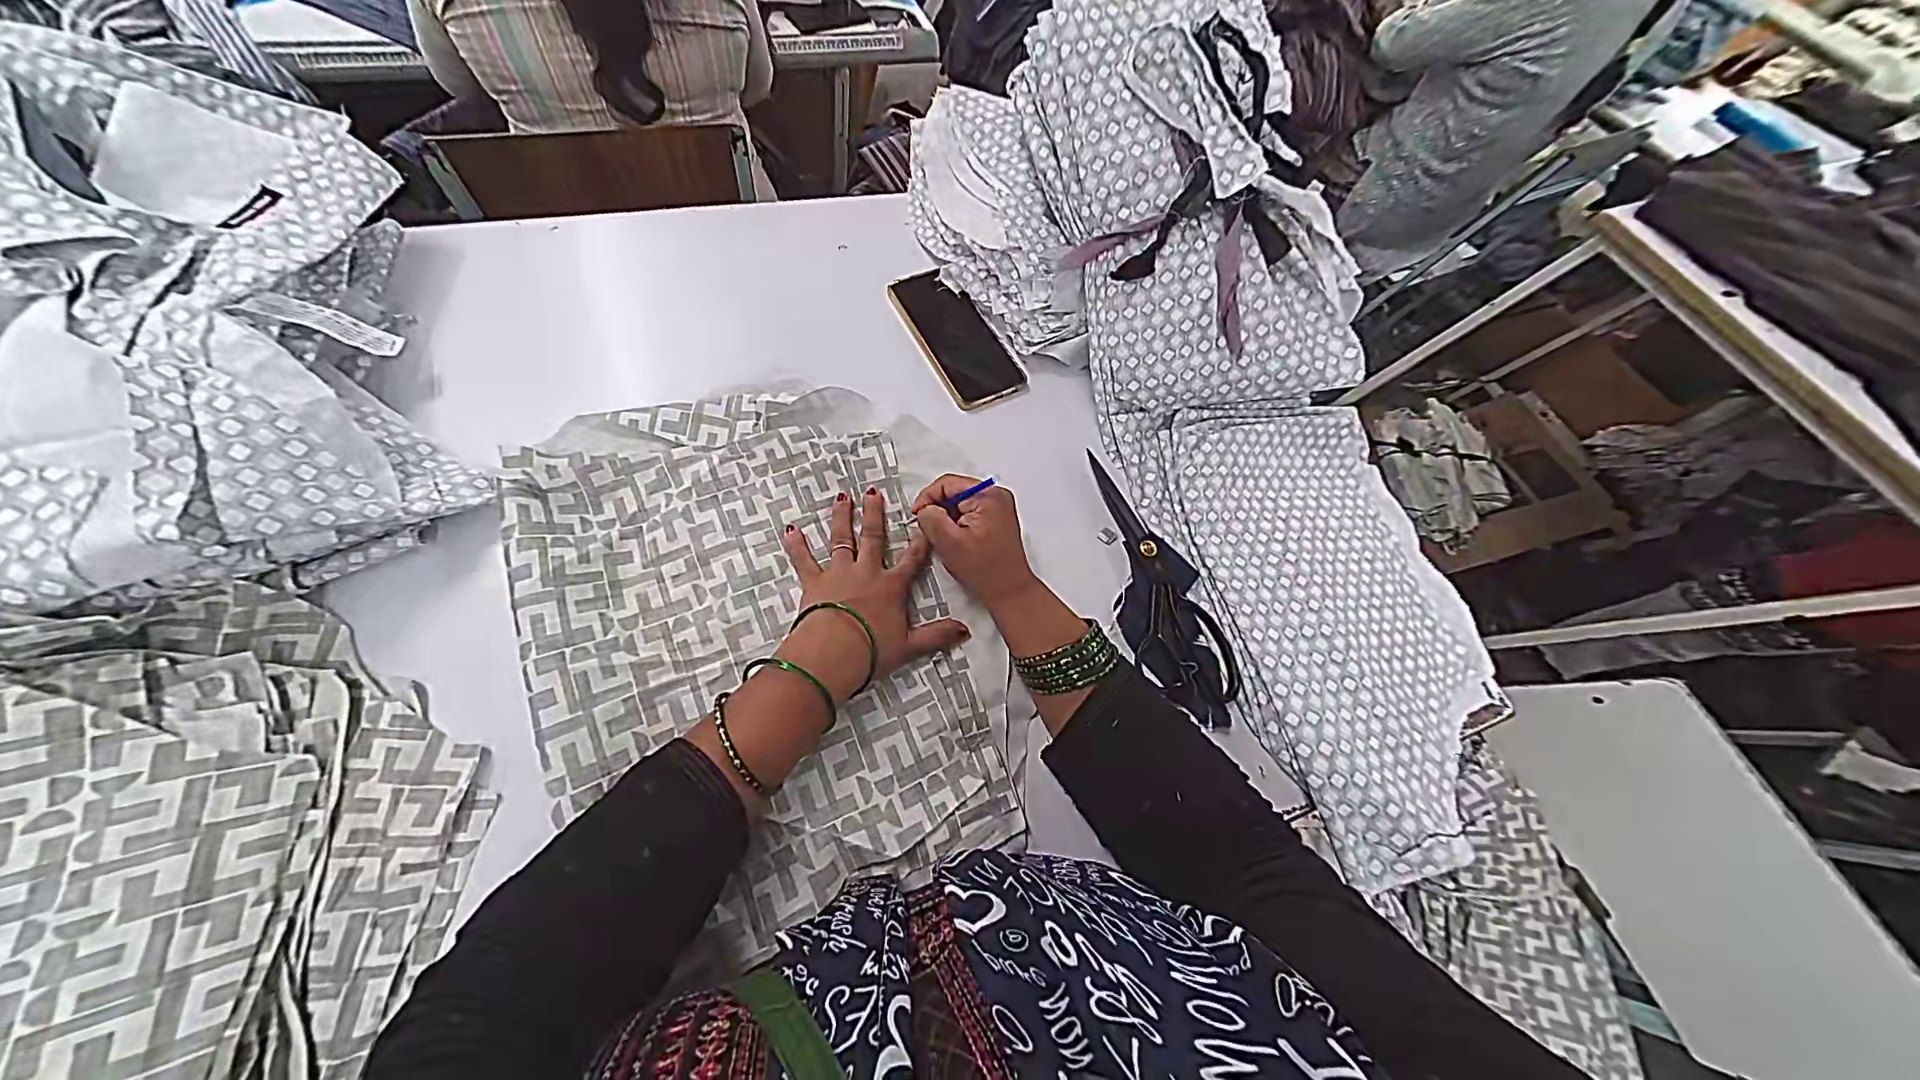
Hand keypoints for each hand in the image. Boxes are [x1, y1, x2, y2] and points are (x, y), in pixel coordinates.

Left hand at [778, 487, 970, 700]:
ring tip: (842, 499)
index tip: (922, 523)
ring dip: (841, 518)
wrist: (834, 652)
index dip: (919, 541)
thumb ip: (937, 635)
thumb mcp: (910, 646)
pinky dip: (797, 545)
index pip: (911, 560)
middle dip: (874, 514)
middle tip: (874, 493)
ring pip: (841, 539)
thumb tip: (963, 631)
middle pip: (872, 538)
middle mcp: (866, 574)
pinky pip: (803, 560)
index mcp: (891, 587)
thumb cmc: (870, 650)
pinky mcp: (814, 582)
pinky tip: (791, 529)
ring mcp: (838, 574)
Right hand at [911, 474, 1042, 611]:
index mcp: (988, 496)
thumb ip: (931, 519)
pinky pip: (968, 514)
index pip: (947, 484)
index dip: (927, 498)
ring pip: (959, 504)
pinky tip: (958, 543)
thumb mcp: (949, 542)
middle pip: (953, 492)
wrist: (1009, 590)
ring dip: (947, 520)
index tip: (918, 514)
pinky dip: (957, 526)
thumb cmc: (988, 571)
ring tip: (948, 541)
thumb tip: (925, 509)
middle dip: (938, 511)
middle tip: (931, 531)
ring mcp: (998, 508)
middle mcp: (996, 497)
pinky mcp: (996, 519)